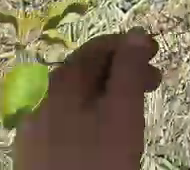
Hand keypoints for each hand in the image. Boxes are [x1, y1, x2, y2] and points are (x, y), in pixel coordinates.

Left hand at [13, 31, 159, 169]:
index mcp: (60, 82)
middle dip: (123, 70)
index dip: (130, 45)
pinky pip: (66, 117)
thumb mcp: (123, 109)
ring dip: (109, 92)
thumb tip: (134, 33)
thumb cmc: (98, 159)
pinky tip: (106, 129)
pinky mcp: (32, 150)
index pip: (98, 47)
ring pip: (78, 95)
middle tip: (153, 82)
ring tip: (134, 108)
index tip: (156, 53)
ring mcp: (33, 125)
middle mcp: (40, 97)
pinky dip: (91, 113)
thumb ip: (129, 66)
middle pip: (87, 69)